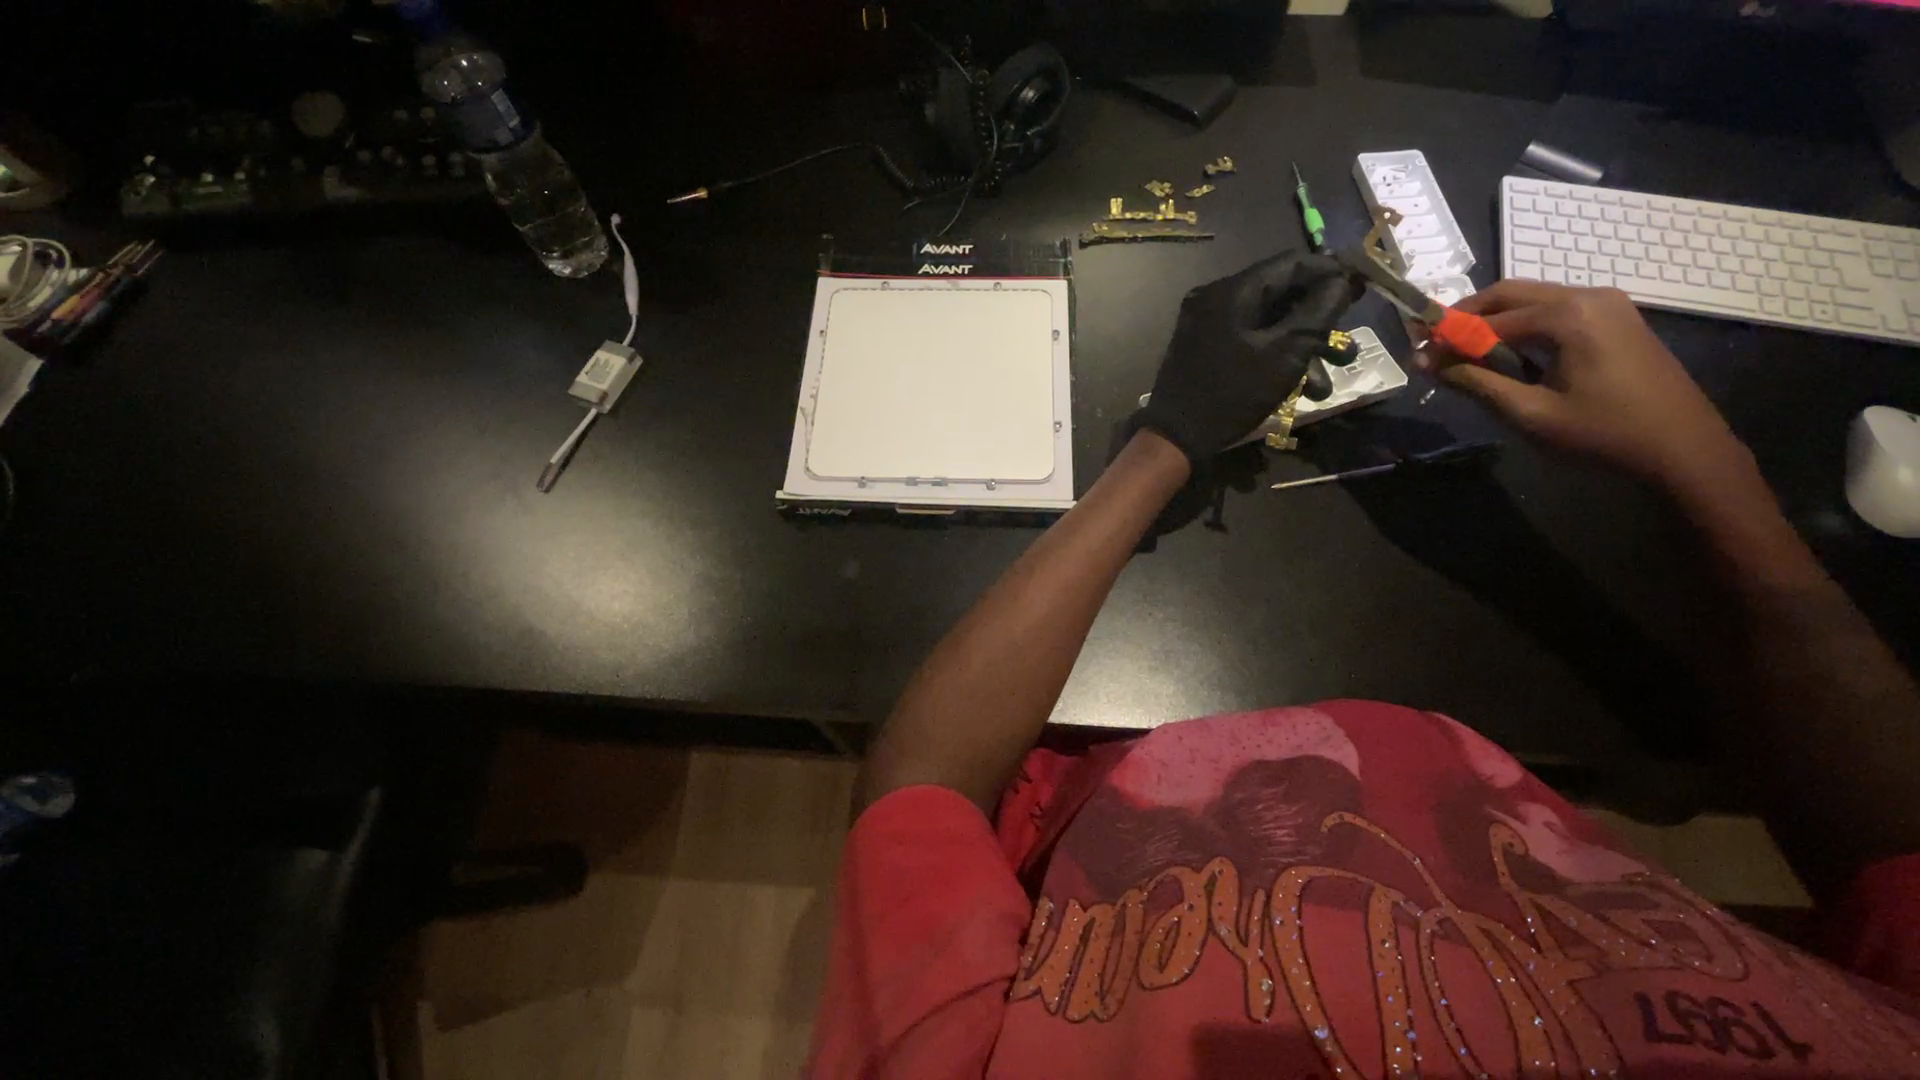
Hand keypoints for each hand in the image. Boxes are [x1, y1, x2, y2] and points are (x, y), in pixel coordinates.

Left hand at [1136, 252, 1361, 463]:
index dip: (1330, 273)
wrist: (1176, 438)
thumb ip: (1318, 311)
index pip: (1291, 263)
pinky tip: (1300, 391)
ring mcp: (1208, 324)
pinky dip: (1275, 359)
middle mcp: (1216, 298)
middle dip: (1319, 326)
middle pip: (1282, 297)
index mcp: (1231, 290)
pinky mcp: (1206, 348)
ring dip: (1301, 352)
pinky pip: (1249, 341)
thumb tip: (1342, 280)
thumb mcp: (1285, 353)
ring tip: (1323, 387)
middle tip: (1346, 349)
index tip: (1361, 288)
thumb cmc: (1232, 394)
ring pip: (1268, 326)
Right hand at [1418, 281, 1755, 497]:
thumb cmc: (1603, 434)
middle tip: (1435, 346)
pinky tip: (1509, 356)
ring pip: (1532, 300)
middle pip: (1510, 294)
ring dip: (1494, 321)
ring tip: (1465, 355)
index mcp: (1568, 315)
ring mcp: (1608, 305)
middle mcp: (1588, 296)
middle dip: (1467, 317)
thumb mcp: (1529, 413)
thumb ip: (1476, 382)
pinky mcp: (1617, 319)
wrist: (1684, 450)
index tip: (1417, 355)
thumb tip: (1426, 362)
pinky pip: (1556, 311)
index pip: (1488, 318)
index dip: (1448, 336)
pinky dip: (1523, 326)